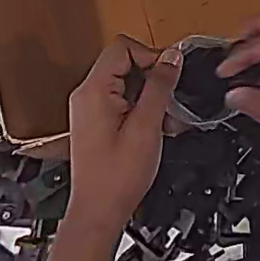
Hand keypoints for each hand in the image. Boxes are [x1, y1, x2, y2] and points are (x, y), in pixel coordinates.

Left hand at [65, 37, 179, 234]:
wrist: (99, 212)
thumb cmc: (117, 177)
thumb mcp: (147, 125)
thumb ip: (160, 86)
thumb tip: (172, 56)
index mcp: (94, 91)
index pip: (123, 48)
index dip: (151, 56)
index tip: (169, 75)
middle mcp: (87, 95)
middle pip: (125, 62)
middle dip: (153, 78)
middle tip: (170, 100)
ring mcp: (90, 108)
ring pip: (127, 81)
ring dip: (151, 95)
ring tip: (164, 119)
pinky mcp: (97, 120)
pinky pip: (123, 98)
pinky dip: (142, 107)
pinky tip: (155, 127)